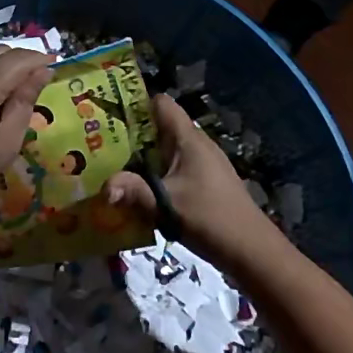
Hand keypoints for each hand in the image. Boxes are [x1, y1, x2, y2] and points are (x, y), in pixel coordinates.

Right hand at [99, 94, 269, 260]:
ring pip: (166, 150)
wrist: (252, 250)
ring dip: (142, 156)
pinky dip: (156, 173)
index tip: (108, 114)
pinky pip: (174, 167)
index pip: (161, 104)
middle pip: (160, 127)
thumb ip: (134, 192)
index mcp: (189, 139)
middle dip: (131, 134)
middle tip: (100, 143)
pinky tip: (139, 189)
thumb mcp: (166, 205)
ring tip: (112, 166)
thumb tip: (104, 188)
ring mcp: (203, 163)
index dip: (135, 103)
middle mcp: (197, 145)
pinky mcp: (205, 182)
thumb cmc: (210, 218)